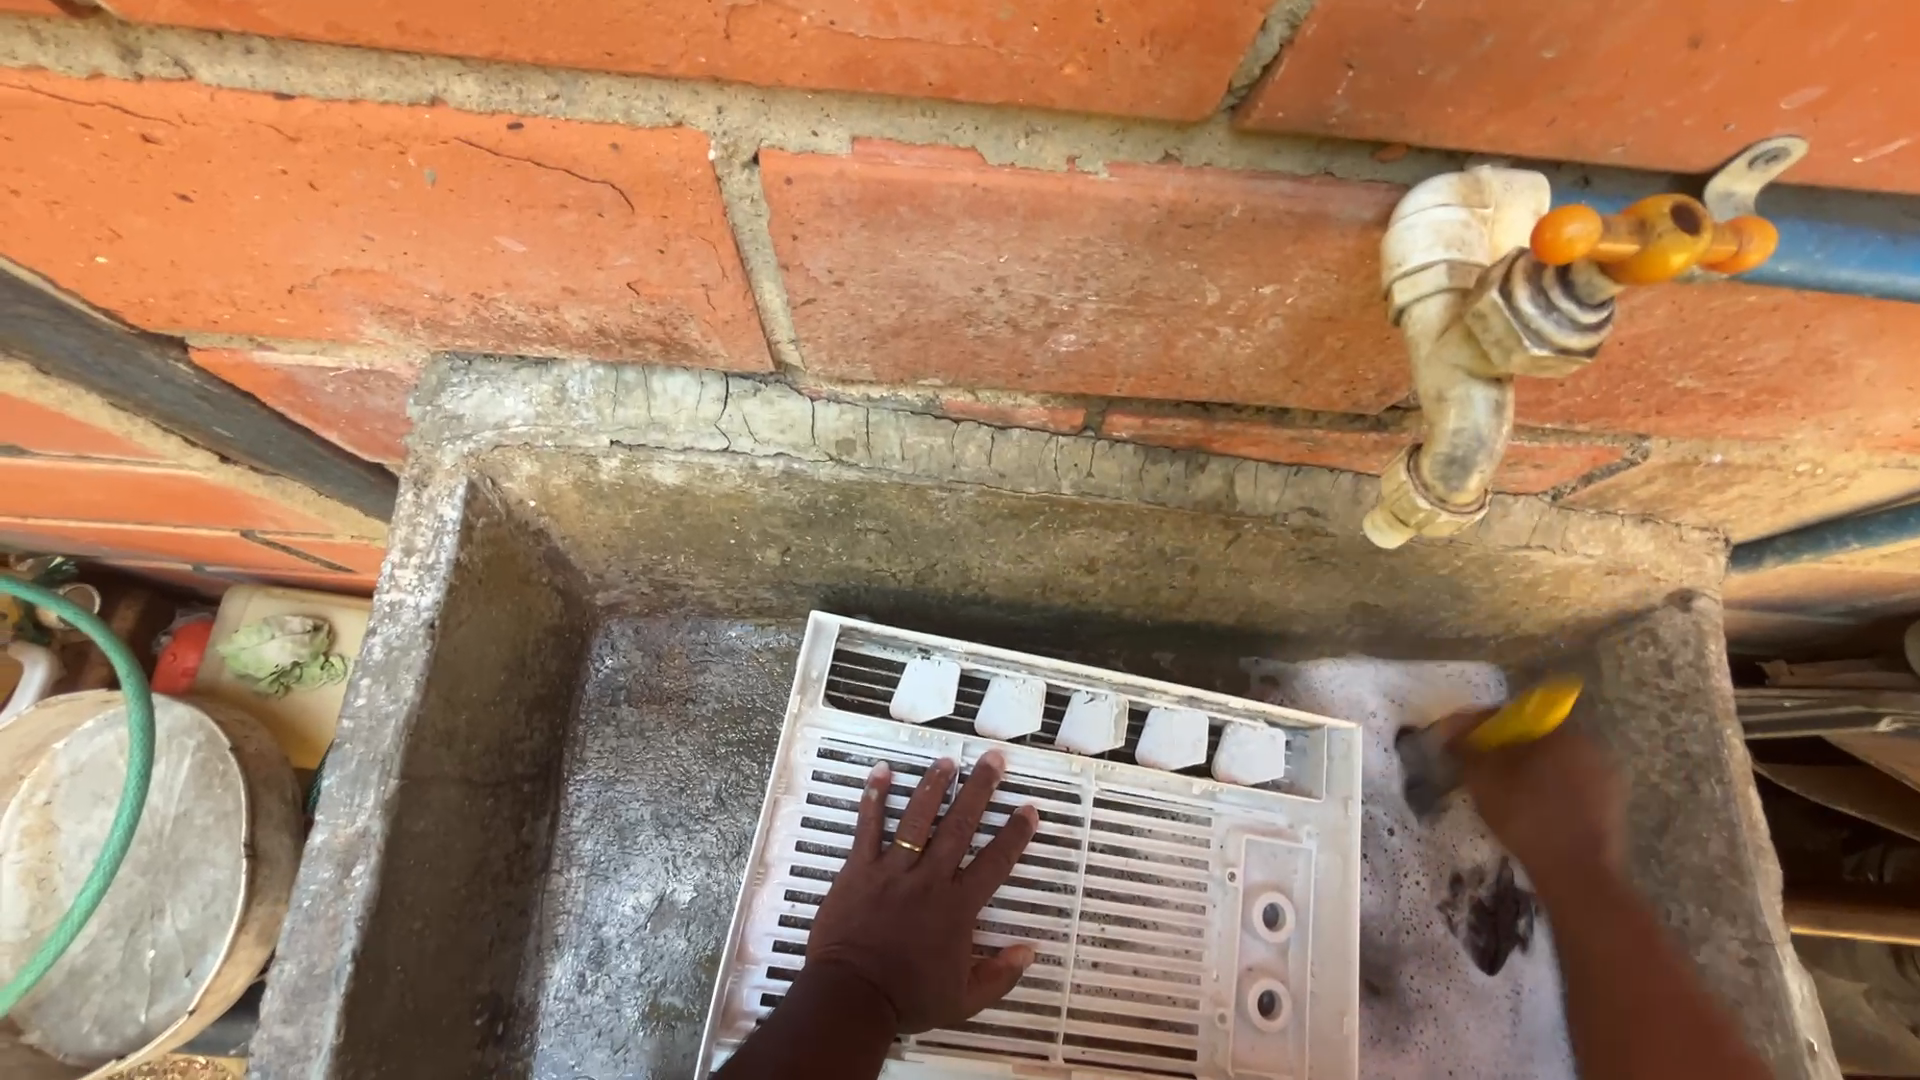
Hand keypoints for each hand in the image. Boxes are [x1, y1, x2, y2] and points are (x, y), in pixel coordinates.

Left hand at [803, 750, 1040, 1033]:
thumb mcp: (963, 1000)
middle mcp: (929, 878)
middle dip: (979, 790)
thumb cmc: (908, 998)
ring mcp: (893, 870)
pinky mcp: (860, 869)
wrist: (851, 999)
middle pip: (959, 826)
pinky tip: (882, 770)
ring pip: (917, 819)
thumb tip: (1031, 950)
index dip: (1014, 834)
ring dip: (933, 786)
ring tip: (947, 760)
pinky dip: (874, 798)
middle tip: (993, 759)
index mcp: (957, 907)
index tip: (1029, 808)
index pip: (994, 862)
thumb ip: (999, 975)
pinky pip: (867, 827)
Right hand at [1455, 721, 1627, 899]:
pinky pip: (1570, 786)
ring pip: (1554, 764)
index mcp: (1563, 733)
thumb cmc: (1527, 815)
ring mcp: (1607, 779)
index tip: (1458, 739)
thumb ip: (1466, 747)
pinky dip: (1547, 789)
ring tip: (1502, 788)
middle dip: (1505, 747)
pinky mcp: (1612, 807)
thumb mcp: (1482, 777)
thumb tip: (1451, 729)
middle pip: (1536, 738)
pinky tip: (1528, 806)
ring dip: (1527, 769)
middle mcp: (1592, 748)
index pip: (1514, 716)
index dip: (1480, 724)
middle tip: (1479, 763)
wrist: (1579, 874)